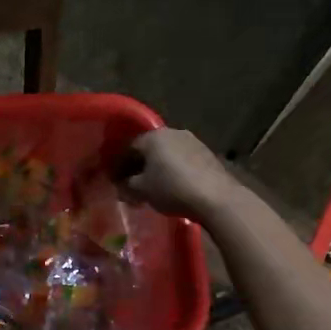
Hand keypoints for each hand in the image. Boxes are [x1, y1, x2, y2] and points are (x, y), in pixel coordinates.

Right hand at [121, 129, 242, 221]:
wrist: (215, 196)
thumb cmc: (172, 189)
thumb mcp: (143, 190)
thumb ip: (127, 186)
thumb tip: (121, 186)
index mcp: (153, 137)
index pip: (129, 147)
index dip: (119, 164)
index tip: (115, 180)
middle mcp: (173, 132)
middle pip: (150, 148)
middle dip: (139, 164)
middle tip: (133, 183)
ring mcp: (192, 141)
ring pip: (167, 153)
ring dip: (158, 167)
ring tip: (154, 185)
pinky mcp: (206, 154)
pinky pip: (182, 160)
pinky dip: (174, 170)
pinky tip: (174, 185)